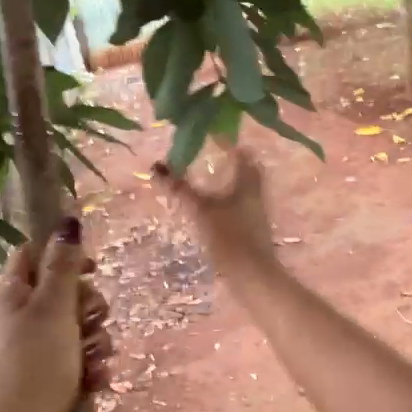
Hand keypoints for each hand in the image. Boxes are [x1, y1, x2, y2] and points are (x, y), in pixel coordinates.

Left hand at [0, 219, 111, 411]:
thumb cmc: (34, 365)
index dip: (63, 254)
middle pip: (66, 293)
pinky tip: (95, 382)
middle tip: (90, 320)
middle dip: (90, 306)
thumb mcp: (51, 308)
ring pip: (81, 330)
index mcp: (14, 295)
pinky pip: (83, 362)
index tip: (91, 267)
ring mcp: (39, 353)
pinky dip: (93, 369)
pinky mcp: (55, 381)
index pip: (33, 256)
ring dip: (96, 341)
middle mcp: (24, 320)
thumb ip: (63, 266)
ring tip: (92, 360)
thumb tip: (66, 219)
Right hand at [154, 148, 277, 276]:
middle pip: (246, 170)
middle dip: (228, 161)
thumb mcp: (201, 210)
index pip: (242, 153)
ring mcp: (255, 214)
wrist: (251, 276)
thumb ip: (179, 188)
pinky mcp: (251, 231)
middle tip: (208, 155)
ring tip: (205, 179)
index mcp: (249, 182)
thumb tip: (156, 167)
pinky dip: (225, 201)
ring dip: (225, 182)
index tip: (210, 135)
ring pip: (242, 189)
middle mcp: (256, 193)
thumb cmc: (230, 237)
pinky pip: (238, 207)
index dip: (228, 142)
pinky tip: (211, 208)